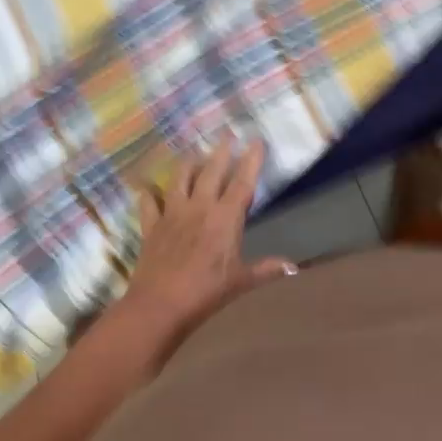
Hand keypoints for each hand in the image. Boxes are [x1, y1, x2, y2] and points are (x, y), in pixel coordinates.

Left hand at [118, 138, 295, 341]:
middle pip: (211, 171)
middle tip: (227, 135)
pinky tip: (148, 186)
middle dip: (221, 151)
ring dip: (188, 163)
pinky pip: (149, 202)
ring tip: (194, 153)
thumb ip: (265, 270)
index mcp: (224, 218)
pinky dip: (149, 192)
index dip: (250, 161)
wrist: (160, 305)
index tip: (256, 141)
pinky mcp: (151, 225)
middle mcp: (199, 207)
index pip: (242, 183)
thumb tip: (293, 267)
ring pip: (180, 178)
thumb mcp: (240, 282)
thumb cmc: (206, 293)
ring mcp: (172, 213)